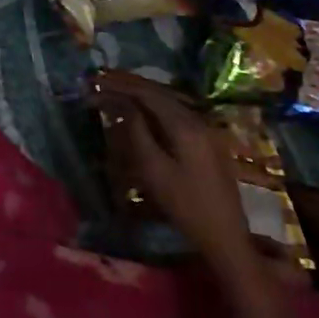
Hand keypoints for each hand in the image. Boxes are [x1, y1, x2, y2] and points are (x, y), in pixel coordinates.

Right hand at [94, 71, 251, 266]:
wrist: (225, 236)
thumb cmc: (184, 203)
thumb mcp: (153, 168)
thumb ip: (136, 130)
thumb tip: (120, 102)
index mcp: (186, 126)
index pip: (147, 94)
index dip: (119, 86)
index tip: (93, 83)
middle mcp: (199, 122)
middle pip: (160, 94)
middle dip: (129, 86)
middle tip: (100, 82)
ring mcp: (207, 132)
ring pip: (169, 102)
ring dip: (141, 94)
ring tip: (115, 92)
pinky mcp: (208, 143)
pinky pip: (177, 114)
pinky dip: (154, 107)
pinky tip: (140, 111)